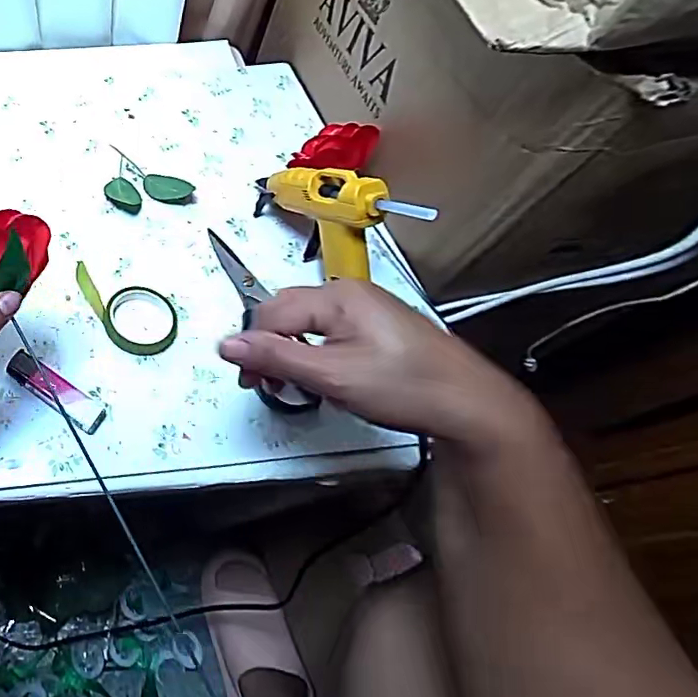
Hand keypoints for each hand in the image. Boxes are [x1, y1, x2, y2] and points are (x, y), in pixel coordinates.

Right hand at [217, 280, 551, 450]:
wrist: (469, 403)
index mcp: (336, 295)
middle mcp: (349, 293)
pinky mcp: (377, 327)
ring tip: (294, 383)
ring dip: (291, 351)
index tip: (249, 380)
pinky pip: (330, 331)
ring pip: (308, 322)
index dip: (254, 347)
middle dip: (271, 347)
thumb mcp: (331, 375)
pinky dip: (315, 352)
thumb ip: (276, 357)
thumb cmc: (405, 385)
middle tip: (268, 383)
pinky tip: (322, 376)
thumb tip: (228, 344)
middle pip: (288, 312)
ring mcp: (366, 309)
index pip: (272, 312)